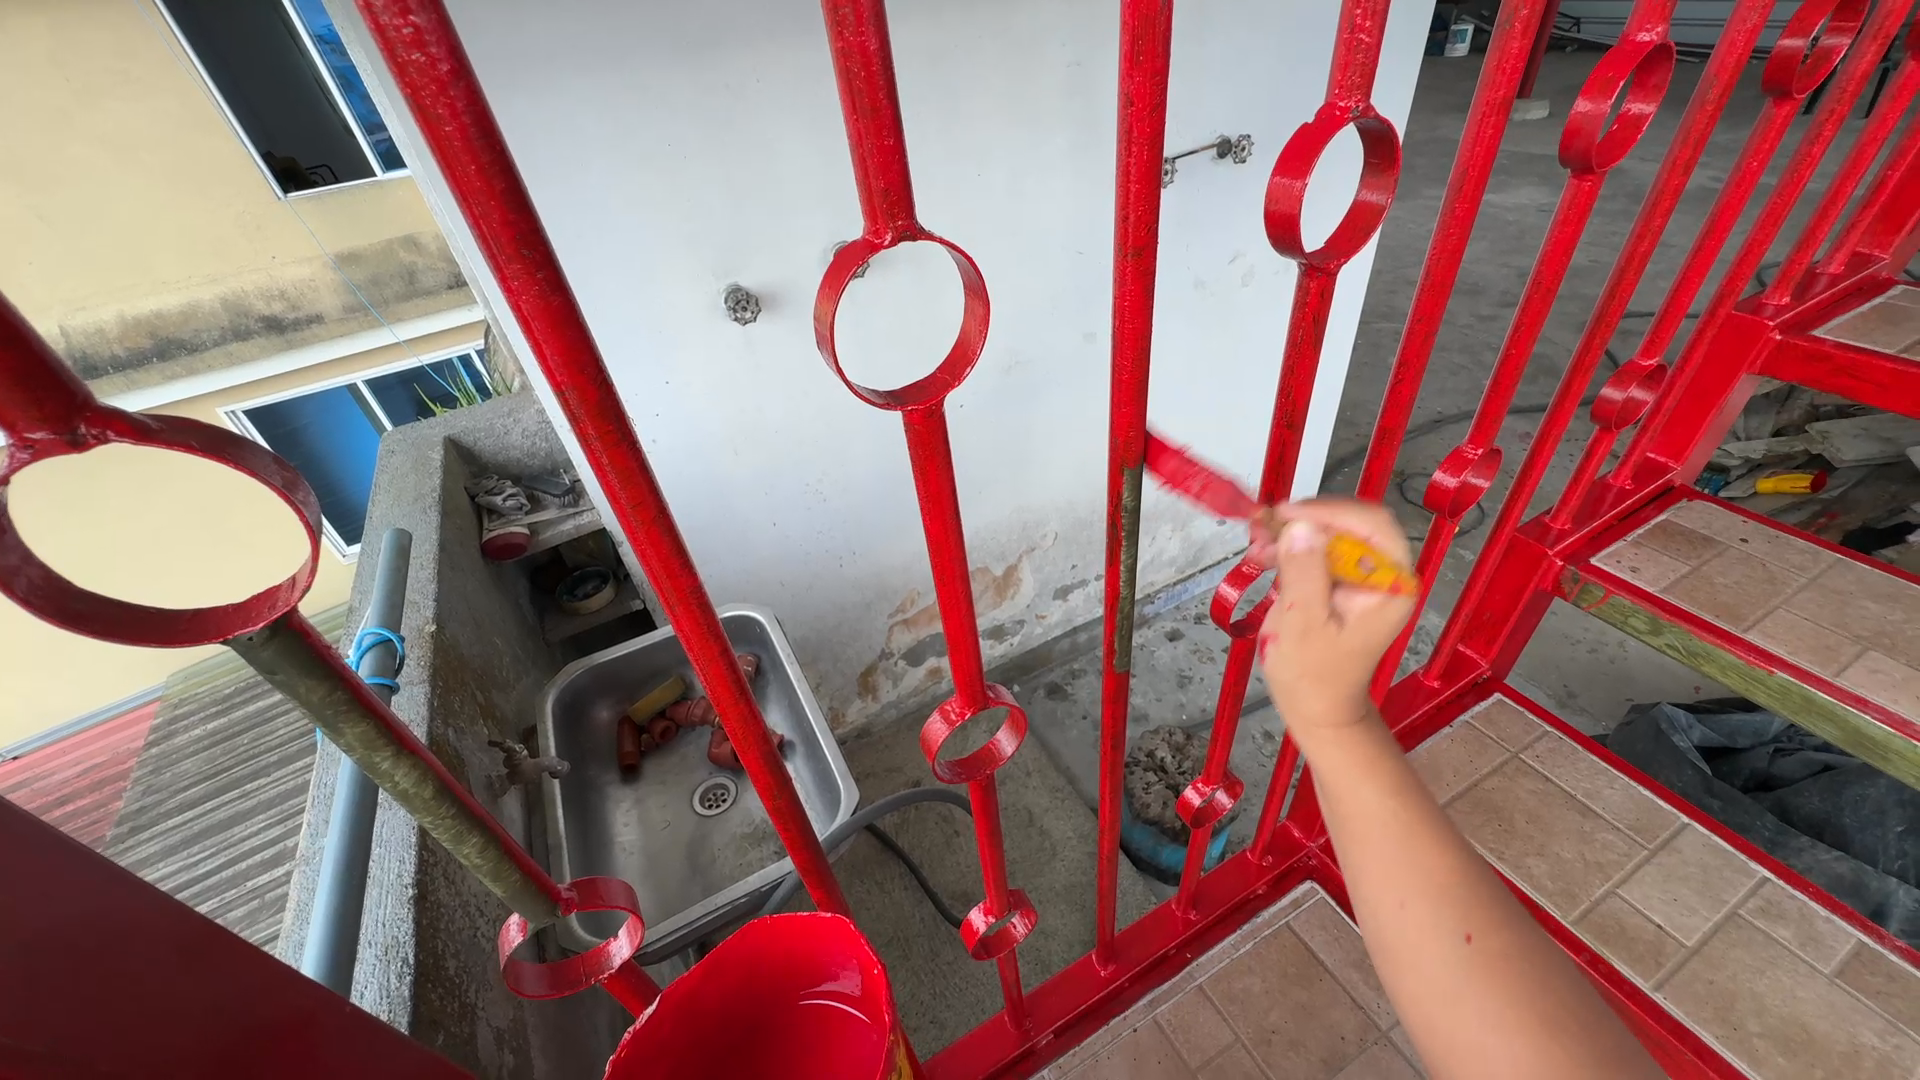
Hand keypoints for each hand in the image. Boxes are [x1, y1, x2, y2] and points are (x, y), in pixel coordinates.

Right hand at [1255, 498, 1415, 731]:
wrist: (1316, 707)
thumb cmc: (1313, 675)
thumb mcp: (1304, 623)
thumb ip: (1304, 572)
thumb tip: (1298, 525)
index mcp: (1390, 584)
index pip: (1372, 525)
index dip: (1329, 511)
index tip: (1284, 514)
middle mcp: (1383, 573)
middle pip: (1349, 524)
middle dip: (1305, 520)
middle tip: (1263, 526)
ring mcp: (1361, 577)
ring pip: (1330, 532)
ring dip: (1291, 532)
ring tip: (1255, 546)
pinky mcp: (1338, 581)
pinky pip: (1316, 549)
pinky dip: (1289, 546)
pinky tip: (1262, 555)